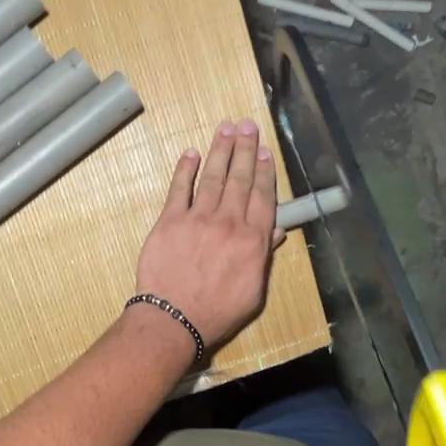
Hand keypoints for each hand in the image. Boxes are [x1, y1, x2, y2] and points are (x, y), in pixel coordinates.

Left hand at [134, 119, 281, 350]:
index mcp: (252, 240)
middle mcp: (228, 222)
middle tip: (246, 125)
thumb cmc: (217, 313)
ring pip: (212, 177)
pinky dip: (185, 169)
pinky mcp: (170, 221)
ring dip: (220, 151)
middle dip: (244, 150)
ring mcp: (198, 219)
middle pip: (239, 179)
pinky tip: (191, 153)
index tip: (264, 151)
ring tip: (226, 129)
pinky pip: (179, 189)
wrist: (174, 319)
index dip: (264, 172)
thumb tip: (275, 231)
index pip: (262, 197)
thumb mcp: (254, 292)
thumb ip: (263, 256)